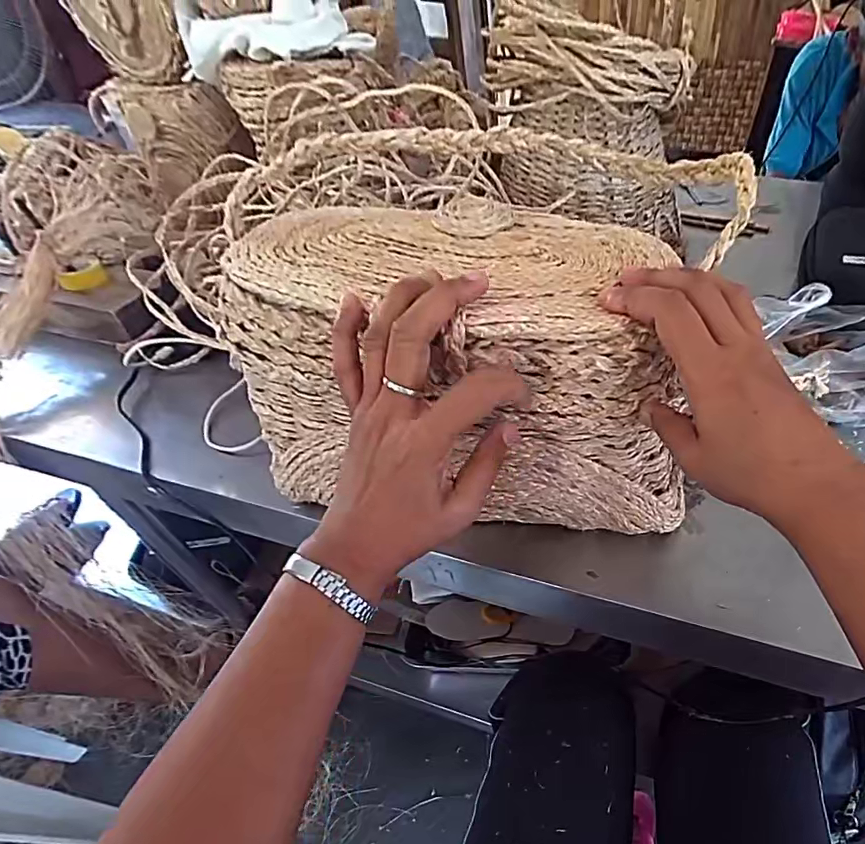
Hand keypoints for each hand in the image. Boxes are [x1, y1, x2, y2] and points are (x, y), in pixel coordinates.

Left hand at [299, 271, 529, 598]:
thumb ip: (488, 464)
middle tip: (476, 283)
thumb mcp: (462, 509)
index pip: (474, 393)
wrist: (356, 545)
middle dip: (445, 301)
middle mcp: (391, 416)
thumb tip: (510, 427)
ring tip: (431, 278)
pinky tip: (355, 300)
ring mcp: (367, 410)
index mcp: (424, 443)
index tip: (521, 393)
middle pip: (412, 340)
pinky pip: (343, 364)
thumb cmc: (410, 531)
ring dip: (402, 300)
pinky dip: (345, 329)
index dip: (506, 384)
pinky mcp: (354, 413)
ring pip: (376, 339)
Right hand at [602, 268, 864, 530]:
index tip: (610, 301)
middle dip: (656, 277)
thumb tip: (652, 406)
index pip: (672, 313)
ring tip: (660, 280)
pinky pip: (740, 307)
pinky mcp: (771, 357)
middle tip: (625, 281)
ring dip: (688, 276)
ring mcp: (758, 349)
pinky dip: (713, 292)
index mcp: (712, 373)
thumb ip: (668, 427)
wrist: (812, 481)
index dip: (637, 298)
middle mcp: (737, 350)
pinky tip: (700, 304)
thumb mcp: (695, 459)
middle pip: (697, 288)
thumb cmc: (751, 475)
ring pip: (724, 289)